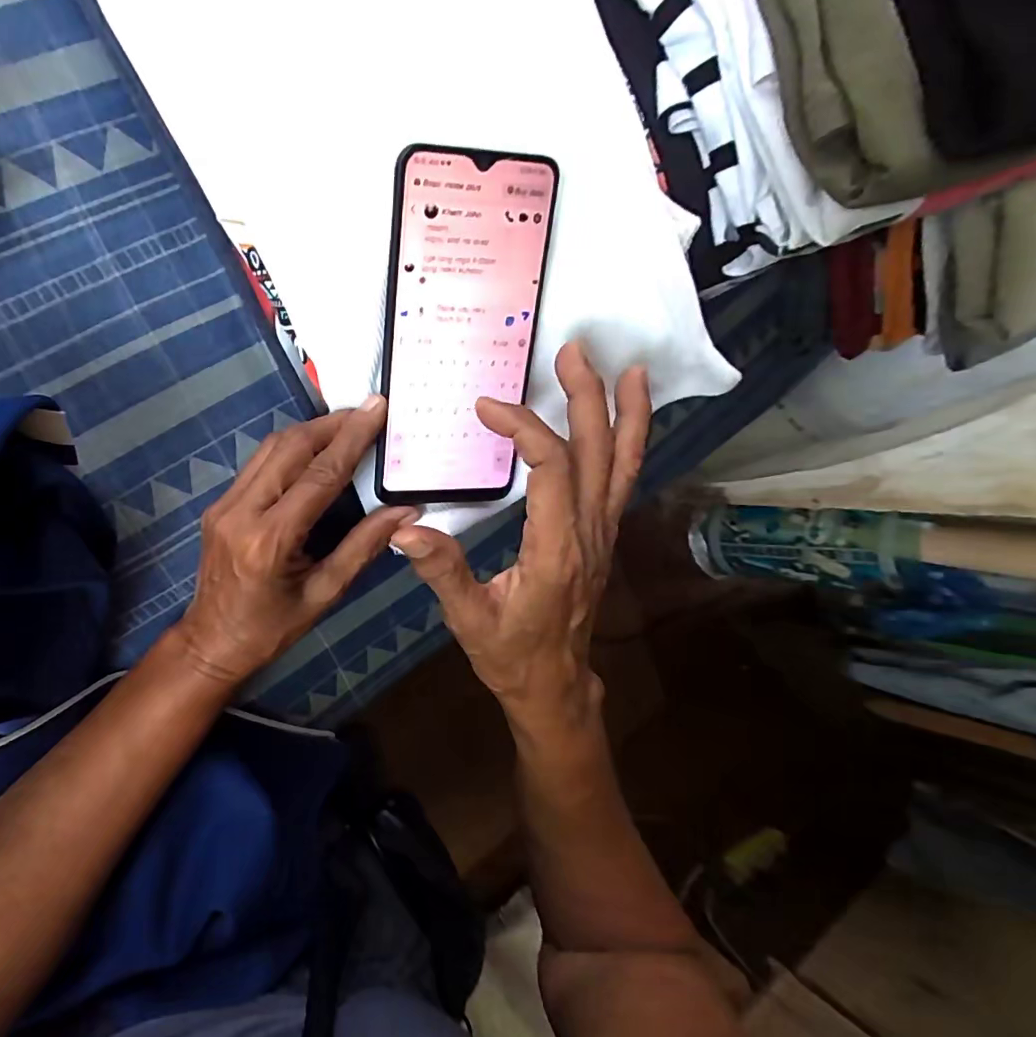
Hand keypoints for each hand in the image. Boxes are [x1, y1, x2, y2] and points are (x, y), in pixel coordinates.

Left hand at [171, 395, 417, 687]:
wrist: (210, 642)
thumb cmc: (270, 628)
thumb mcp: (324, 593)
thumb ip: (363, 547)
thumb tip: (405, 512)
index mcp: (269, 540)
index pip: (318, 475)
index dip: (352, 438)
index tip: (376, 409)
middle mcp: (240, 511)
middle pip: (289, 447)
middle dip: (331, 424)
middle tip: (366, 411)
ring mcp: (224, 504)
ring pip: (270, 448)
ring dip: (310, 431)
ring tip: (346, 424)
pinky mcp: (219, 504)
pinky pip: (258, 463)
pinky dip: (291, 449)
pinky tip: (315, 450)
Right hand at [390, 343, 650, 727]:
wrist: (554, 684)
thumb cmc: (509, 654)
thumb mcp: (469, 619)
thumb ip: (443, 572)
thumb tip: (405, 530)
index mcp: (555, 551)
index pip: (551, 471)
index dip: (525, 429)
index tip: (487, 407)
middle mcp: (589, 535)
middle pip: (598, 454)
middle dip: (588, 398)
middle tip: (572, 352)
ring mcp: (603, 534)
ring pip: (624, 465)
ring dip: (625, 413)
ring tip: (628, 370)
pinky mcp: (602, 536)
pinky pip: (622, 480)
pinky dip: (630, 442)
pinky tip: (626, 418)